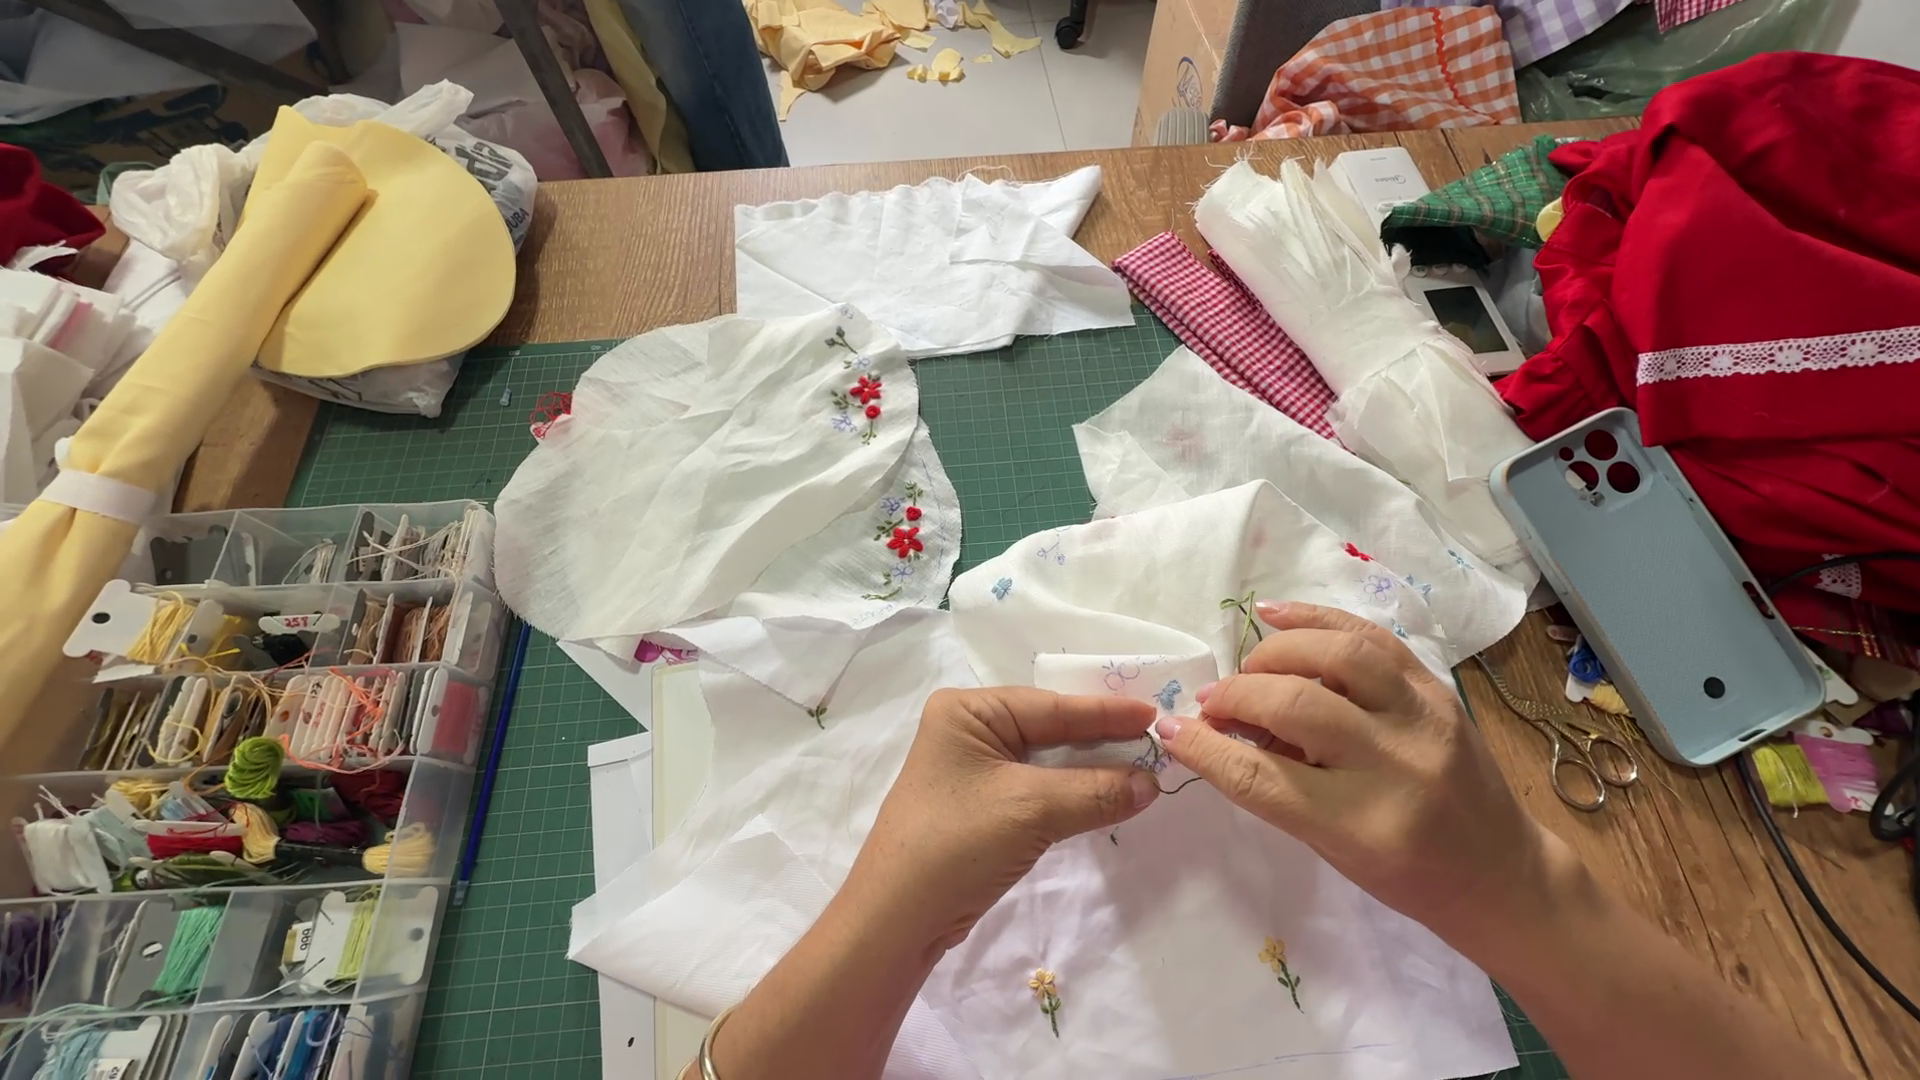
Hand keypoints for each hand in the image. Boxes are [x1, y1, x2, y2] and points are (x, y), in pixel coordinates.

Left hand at [843, 687, 1160, 950]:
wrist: (898, 918)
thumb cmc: (957, 844)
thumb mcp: (1030, 809)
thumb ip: (1094, 791)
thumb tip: (1151, 783)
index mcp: (967, 711)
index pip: (1049, 706)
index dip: (1104, 712)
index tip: (1152, 713)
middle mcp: (968, 731)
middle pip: (1049, 729)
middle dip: (1100, 739)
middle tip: (1155, 740)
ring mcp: (974, 769)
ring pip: (1046, 761)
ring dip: (1090, 769)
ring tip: (1142, 767)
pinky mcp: (982, 805)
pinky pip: (1037, 788)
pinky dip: (1072, 793)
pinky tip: (1106, 794)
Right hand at [1154, 602, 1559, 949]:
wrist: (1501, 873)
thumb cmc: (1405, 875)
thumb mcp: (1328, 845)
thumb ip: (1270, 784)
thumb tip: (1211, 727)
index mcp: (1366, 826)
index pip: (1261, 777)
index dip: (1204, 748)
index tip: (1170, 729)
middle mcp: (1399, 765)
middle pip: (1294, 704)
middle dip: (1235, 695)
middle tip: (1211, 703)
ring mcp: (1425, 718)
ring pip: (1336, 654)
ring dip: (1274, 653)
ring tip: (1249, 668)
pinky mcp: (1436, 688)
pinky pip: (1369, 636)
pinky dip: (1314, 617)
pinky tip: (1273, 614)